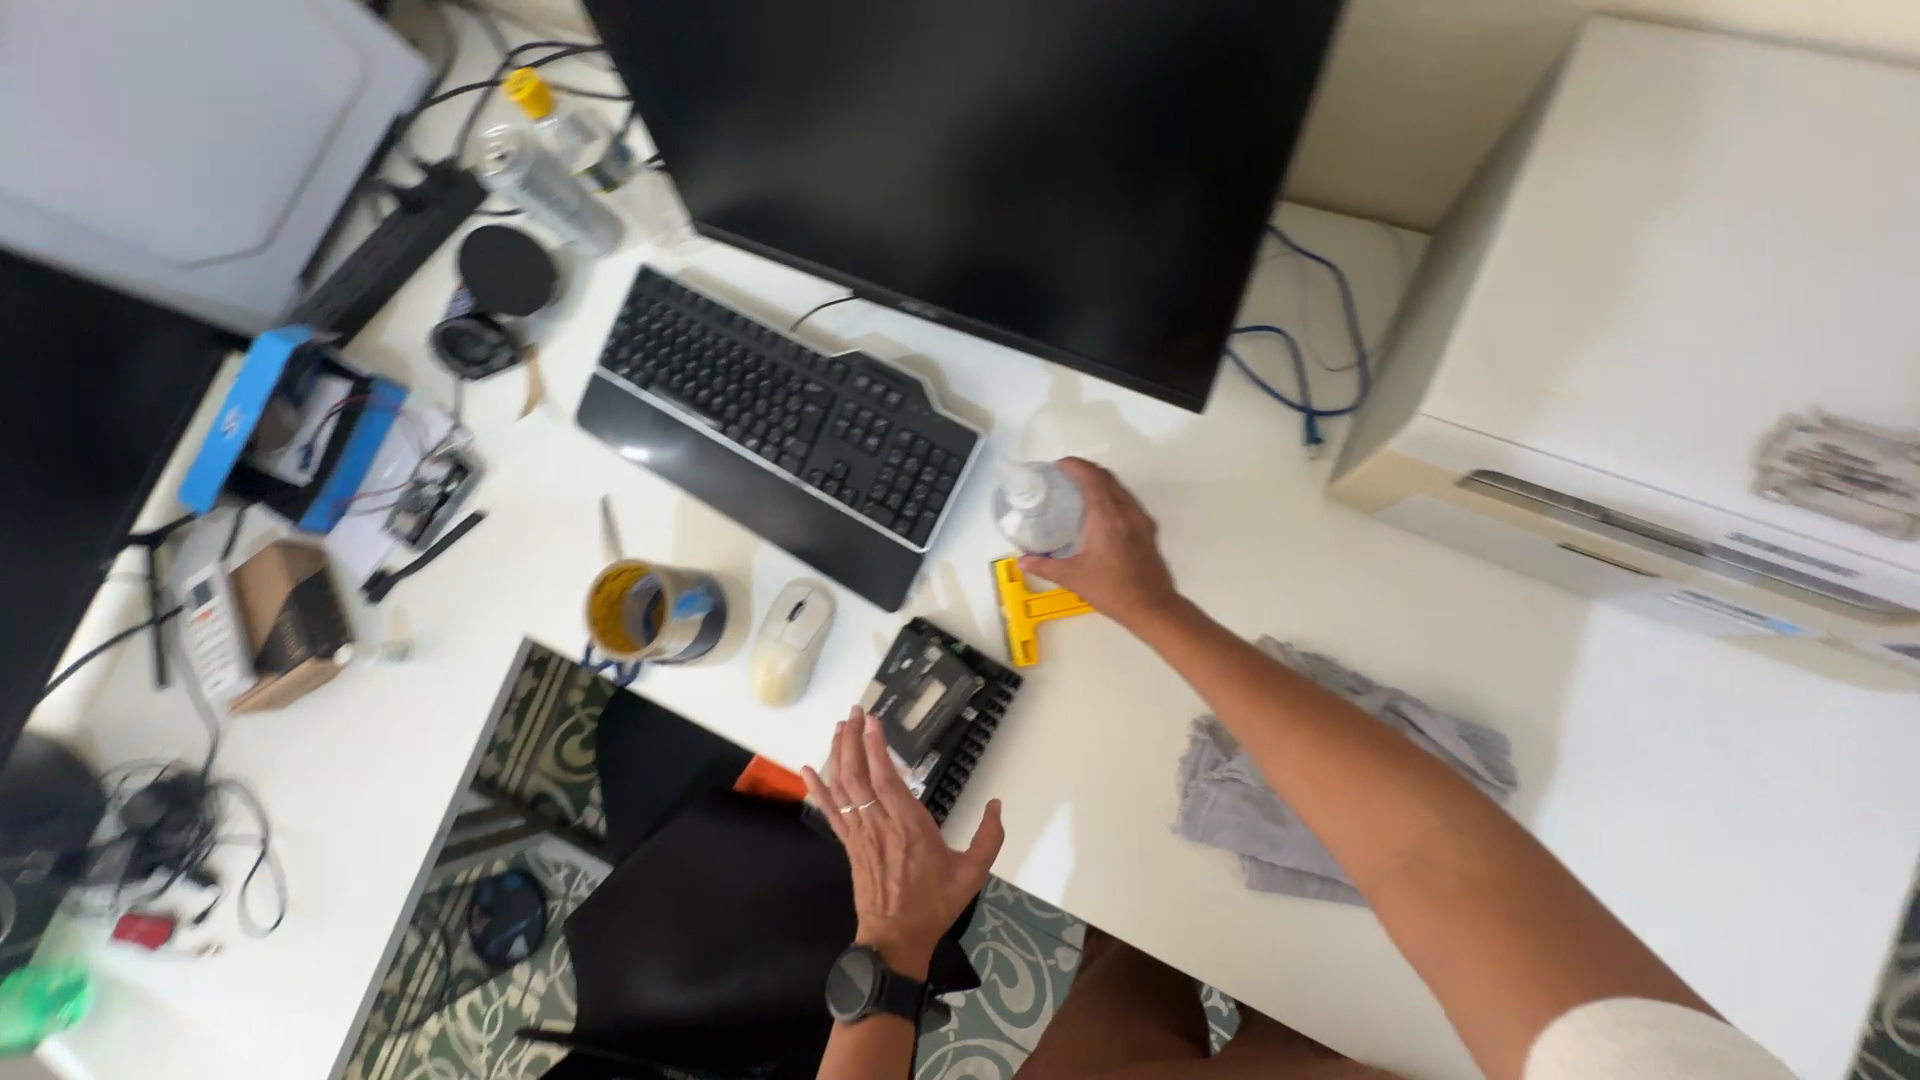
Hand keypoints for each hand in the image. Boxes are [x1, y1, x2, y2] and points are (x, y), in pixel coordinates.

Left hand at [802, 709, 1004, 978]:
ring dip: (838, 755)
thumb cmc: (934, 903)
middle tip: (854, 712)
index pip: (886, 779)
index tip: (872, 721)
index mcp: (909, 826)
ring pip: (843, 787)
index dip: (876, 748)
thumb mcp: (972, 873)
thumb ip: (988, 837)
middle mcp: (879, 824)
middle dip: (853, 740)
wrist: (896, 940)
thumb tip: (998, 805)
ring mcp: (859, 834)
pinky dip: (818, 789)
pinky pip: (830, 812)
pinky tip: (806, 770)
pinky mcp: (848, 846)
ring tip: (839, 728)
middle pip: (858, 775)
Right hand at [1020, 458, 1179, 629]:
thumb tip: (1022, 561)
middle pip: (1106, 477)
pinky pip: (1128, 500)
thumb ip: (1045, 566)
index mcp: (1106, 517)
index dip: (1074, 465)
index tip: (1058, 466)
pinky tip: (1100, 513)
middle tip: (1065, 477)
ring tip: (1080, 490)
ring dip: (1100, 481)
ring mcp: (1141, 518)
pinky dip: (1112, 495)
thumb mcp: (1072, 578)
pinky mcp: (1148, 529)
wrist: (1152, 607)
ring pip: (1120, 487)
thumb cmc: (1111, 590)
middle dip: (1086, 470)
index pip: (1091, 477)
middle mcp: (1126, 511)